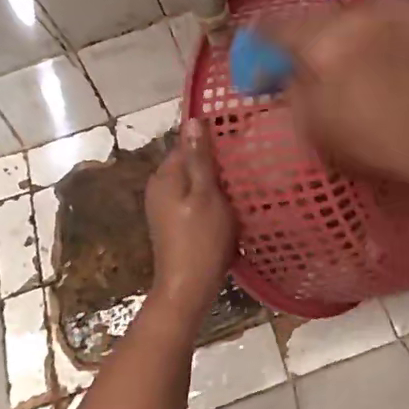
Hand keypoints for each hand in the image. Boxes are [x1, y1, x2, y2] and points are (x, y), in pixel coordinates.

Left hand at [144, 119, 235, 312]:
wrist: (188, 288)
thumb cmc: (200, 239)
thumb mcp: (206, 194)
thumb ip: (199, 158)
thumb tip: (192, 120)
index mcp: (165, 176)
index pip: (188, 143)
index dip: (214, 140)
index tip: (243, 140)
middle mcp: (159, 187)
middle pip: (191, 162)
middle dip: (217, 160)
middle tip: (249, 160)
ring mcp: (165, 206)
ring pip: (194, 181)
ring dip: (216, 180)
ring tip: (245, 179)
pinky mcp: (174, 222)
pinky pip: (195, 198)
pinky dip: (212, 197)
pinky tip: (232, 203)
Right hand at [262, 0, 408, 181]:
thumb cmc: (373, 142)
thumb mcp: (314, 125)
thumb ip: (291, 89)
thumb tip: (281, 72)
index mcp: (322, 42)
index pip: (275, 28)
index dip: (260, 41)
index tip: (258, 57)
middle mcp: (355, 16)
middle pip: (316, 20)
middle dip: (307, 40)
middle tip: (307, 62)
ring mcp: (392, 13)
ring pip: (353, 17)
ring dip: (344, 35)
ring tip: (350, 60)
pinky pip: (386, 20)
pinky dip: (377, 34)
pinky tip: (381, 55)